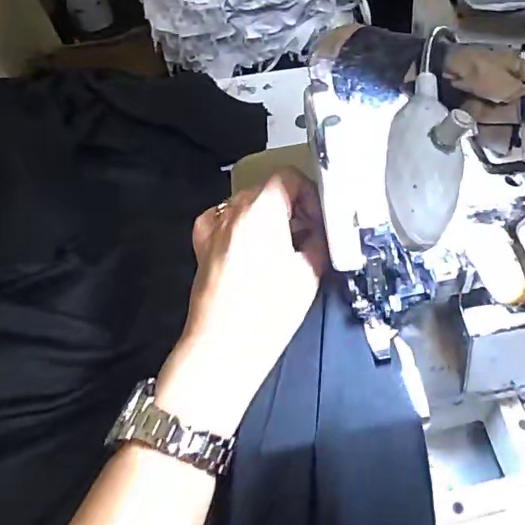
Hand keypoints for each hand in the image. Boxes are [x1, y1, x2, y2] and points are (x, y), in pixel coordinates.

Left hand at [156, 169, 327, 435]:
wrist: (225, 346)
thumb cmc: (267, 312)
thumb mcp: (310, 271)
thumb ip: (318, 241)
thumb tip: (319, 232)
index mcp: (262, 211)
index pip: (289, 177)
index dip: (310, 193)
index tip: (319, 215)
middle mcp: (234, 213)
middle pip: (268, 189)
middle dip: (293, 206)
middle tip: (310, 231)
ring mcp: (215, 229)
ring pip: (248, 204)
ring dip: (270, 215)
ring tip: (286, 242)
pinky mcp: (204, 247)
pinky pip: (224, 221)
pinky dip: (242, 225)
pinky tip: (255, 244)